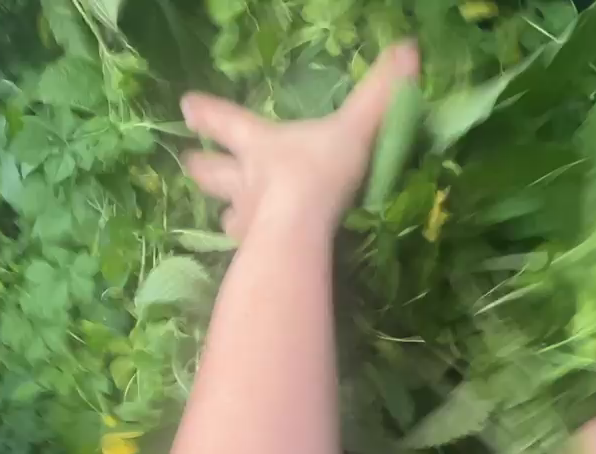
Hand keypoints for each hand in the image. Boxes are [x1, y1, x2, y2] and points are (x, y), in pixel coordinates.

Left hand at [181, 42, 419, 239]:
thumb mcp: (354, 127)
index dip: (208, 114)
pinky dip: (249, 256)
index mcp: (261, 146)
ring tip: (223, 222)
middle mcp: (244, 185)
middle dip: (202, 168)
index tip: (185, 107)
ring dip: (226, 218)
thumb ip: (380, 94)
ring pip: (228, 219)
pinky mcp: (255, 258)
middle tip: (187, 164)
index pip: (227, 123)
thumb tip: (410, 50)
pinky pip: (247, 256)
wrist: (300, 233)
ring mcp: (247, 225)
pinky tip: (252, 262)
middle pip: (214, 175)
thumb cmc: (317, 173)